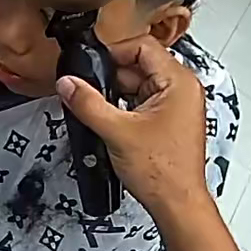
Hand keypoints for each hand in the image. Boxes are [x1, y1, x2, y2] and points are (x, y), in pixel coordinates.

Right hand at [55, 36, 209, 218]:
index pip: (143, 46)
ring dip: (118, 95)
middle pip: (139, 65)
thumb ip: (87, 103)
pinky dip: (126, 109)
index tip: (91, 64)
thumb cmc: (162, 172)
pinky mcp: (170, 121)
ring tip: (105, 114)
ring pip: (139, 85)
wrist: (176, 204)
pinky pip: (143, 102)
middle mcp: (182, 89)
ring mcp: (177, 106)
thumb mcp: (116, 132)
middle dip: (112, 78)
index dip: (113, 53)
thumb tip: (68, 83)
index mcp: (179, 82)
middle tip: (91, 93)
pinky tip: (114, 124)